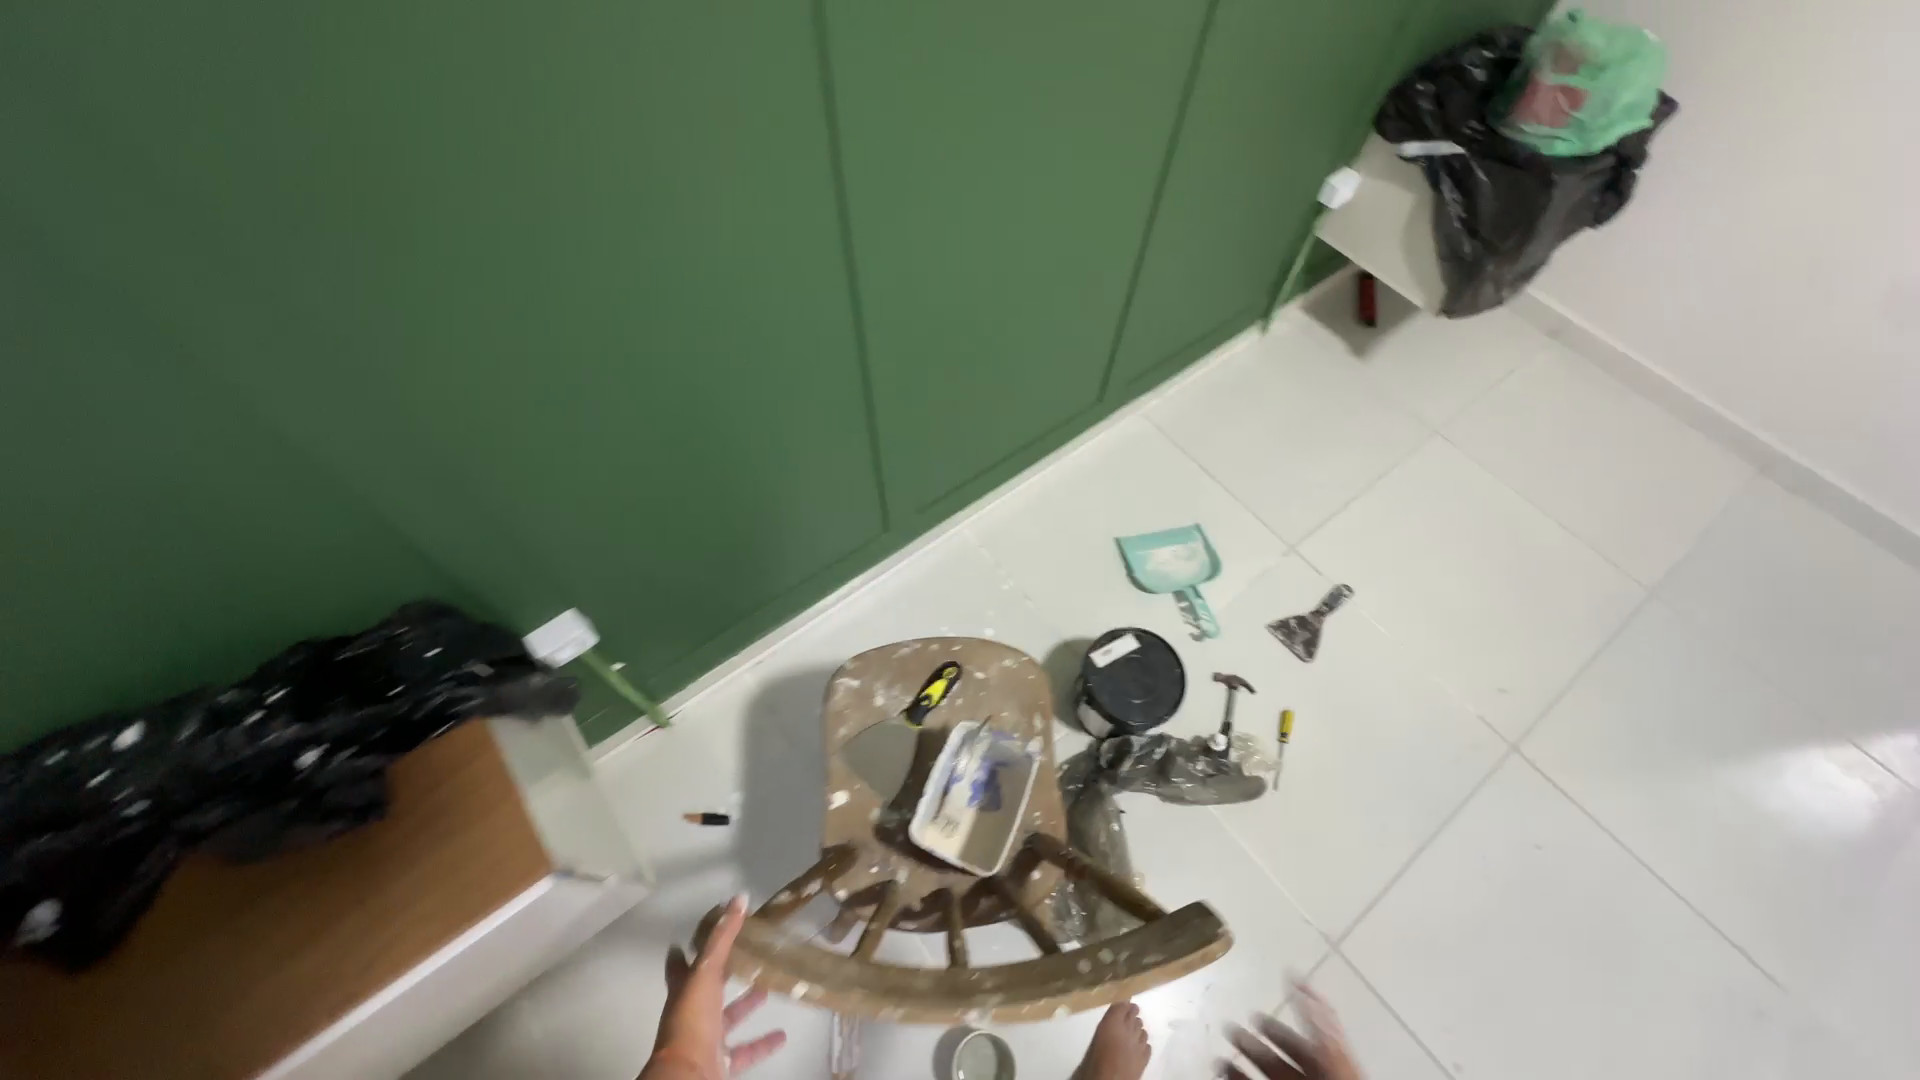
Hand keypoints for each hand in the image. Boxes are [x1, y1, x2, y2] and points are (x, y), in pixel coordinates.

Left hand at [638, 895, 786, 1079]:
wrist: (689, 1077)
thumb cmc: (693, 1020)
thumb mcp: (706, 973)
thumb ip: (722, 938)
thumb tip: (739, 898)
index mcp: (684, 990)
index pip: (682, 963)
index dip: (688, 947)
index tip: (701, 930)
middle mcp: (692, 1013)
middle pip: (709, 987)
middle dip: (725, 972)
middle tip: (747, 953)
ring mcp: (707, 1039)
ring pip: (729, 1017)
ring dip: (747, 1004)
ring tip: (768, 986)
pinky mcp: (722, 1061)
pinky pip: (745, 1050)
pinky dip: (763, 1043)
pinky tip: (783, 1034)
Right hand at [1223, 981, 1362, 1079]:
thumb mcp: (1333, 1056)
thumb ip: (1315, 1019)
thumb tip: (1295, 977)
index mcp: (1327, 1063)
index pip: (1306, 1036)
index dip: (1284, 1019)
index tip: (1258, 1008)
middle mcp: (1312, 1078)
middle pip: (1281, 1056)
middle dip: (1253, 1040)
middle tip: (1230, 1026)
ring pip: (1265, 1073)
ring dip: (1240, 1061)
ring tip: (1219, 1052)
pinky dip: (1236, 1078)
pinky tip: (1221, 1070)